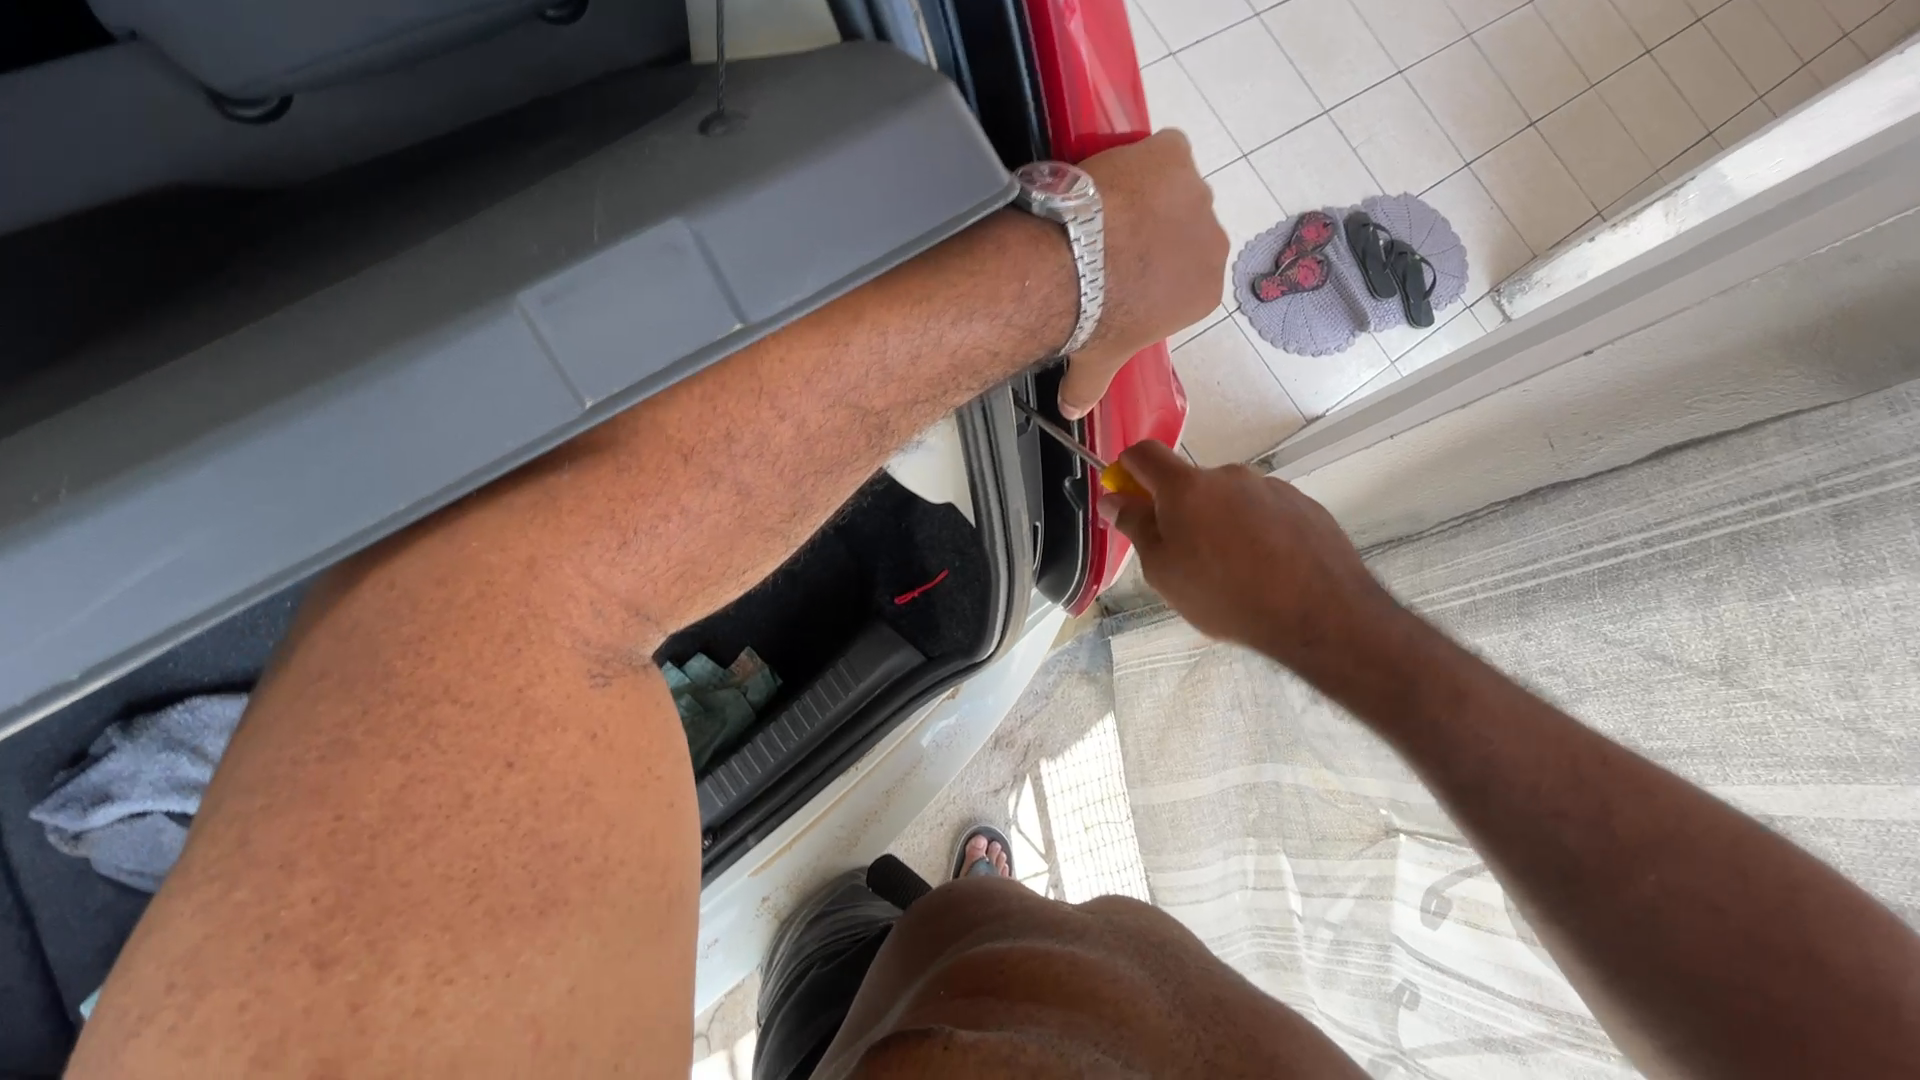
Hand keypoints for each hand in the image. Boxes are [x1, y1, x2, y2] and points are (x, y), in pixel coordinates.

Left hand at [1058, 131, 1227, 419]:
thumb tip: (1073, 411)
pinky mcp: (1176, 153)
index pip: (1183, 273)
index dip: (1151, 268)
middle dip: (1152, 232)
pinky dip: (1140, 159)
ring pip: (1172, 188)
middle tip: (1106, 241)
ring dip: (1145, 195)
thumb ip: (1089, 387)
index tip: (1121, 269)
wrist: (1076, 266)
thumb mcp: (1097, 362)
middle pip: (1182, 229)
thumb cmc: (1095, 318)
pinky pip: (1162, 150)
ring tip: (1103, 210)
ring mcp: (1198, 194)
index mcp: (1205, 292)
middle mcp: (1214, 243)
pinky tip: (1111, 178)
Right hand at [1099, 442, 1398, 662]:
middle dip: (1179, 511)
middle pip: (1189, 483)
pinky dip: (1256, 533)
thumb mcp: (1163, 571)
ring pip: (1229, 500)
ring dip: (1220, 524)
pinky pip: (1264, 513)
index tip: (1127, 501)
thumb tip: (1115, 498)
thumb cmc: (1225, 596)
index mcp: (1186, 487)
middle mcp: (1229, 475)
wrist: (1319, 614)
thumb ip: (1136, 527)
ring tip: (1234, 573)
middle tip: (1186, 559)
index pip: (1142, 454)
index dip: (1126, 471)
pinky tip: (1267, 571)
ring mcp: (1270, 487)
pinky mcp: (1303, 506)